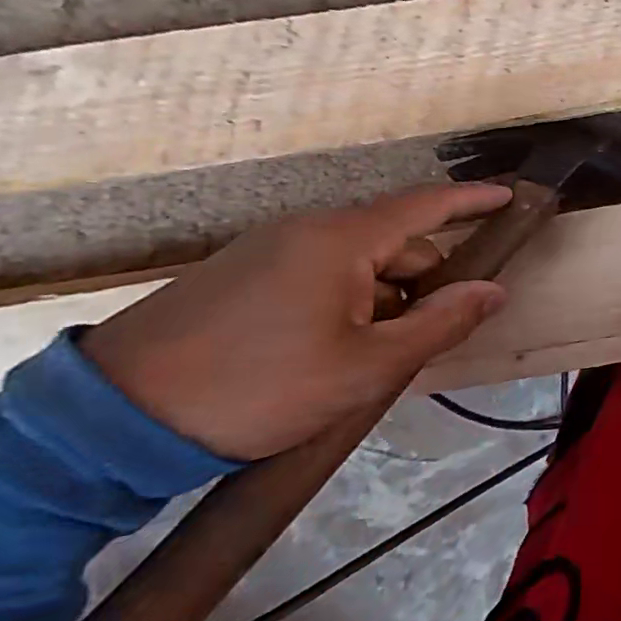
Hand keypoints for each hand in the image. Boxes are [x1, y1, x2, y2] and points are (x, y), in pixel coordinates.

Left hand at [78, 183, 514, 460]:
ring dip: (388, 301)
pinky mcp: (240, 280)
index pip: (425, 206)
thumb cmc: (260, 388)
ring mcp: (267, 254)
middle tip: (437, 333)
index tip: (511, 196)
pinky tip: (340, 354)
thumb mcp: (368, 365)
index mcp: (339, 241)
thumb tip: (494, 290)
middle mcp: (304, 233)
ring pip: (359, 266)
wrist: (109, 424)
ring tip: (380, 357)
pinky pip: (321, 279)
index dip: (473, 200)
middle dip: (428, 281)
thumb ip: (442, 322)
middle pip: (396, 244)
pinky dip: (351, 305)